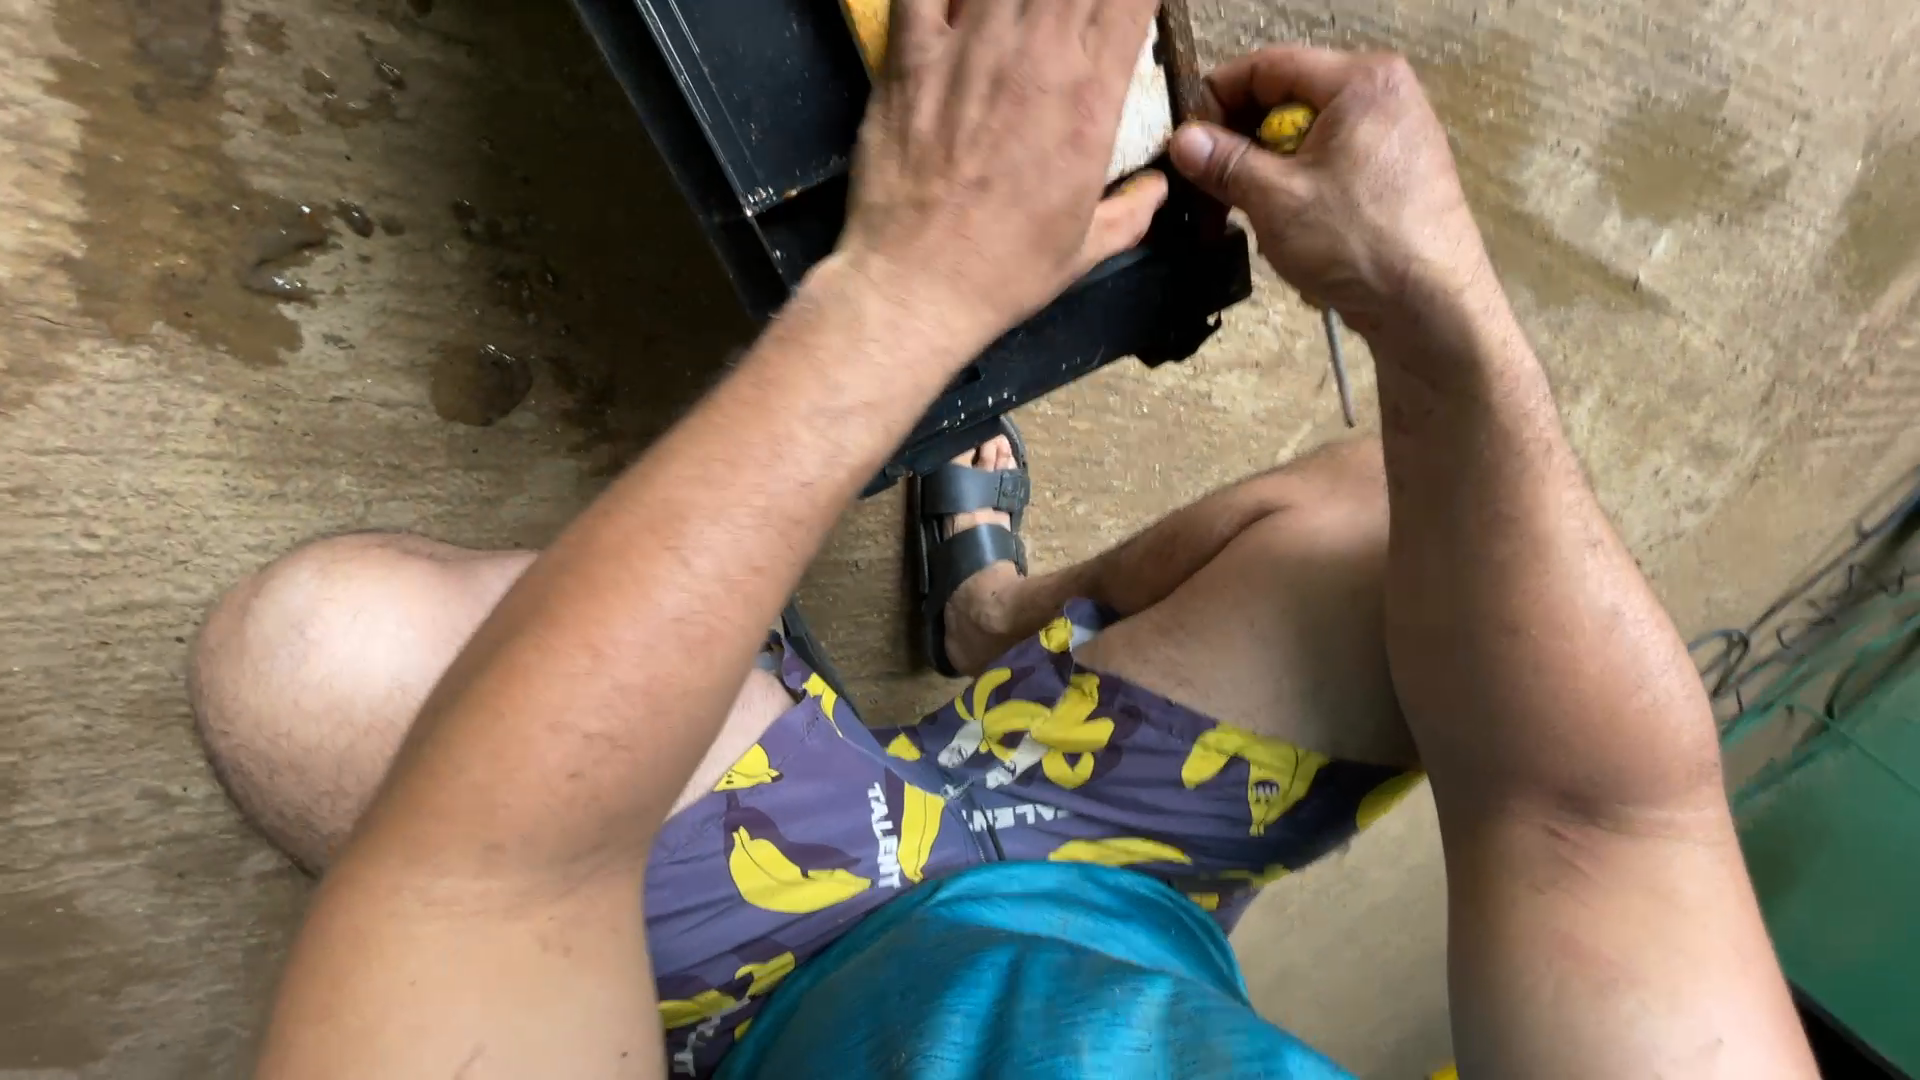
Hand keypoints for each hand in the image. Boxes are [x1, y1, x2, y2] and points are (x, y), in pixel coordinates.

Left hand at [836, 0, 1169, 350]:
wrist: (917, 286)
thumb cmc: (1004, 274)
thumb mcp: (1084, 252)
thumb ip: (1130, 212)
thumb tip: (1156, 189)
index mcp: (1090, 96)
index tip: (1123, 16)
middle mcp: (1036, 53)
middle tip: (1068, 23)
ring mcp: (968, 47)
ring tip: (1020, 20)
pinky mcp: (909, 55)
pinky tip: (961, 5)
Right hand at [1167, 47, 1493, 336]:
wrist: (1428, 301)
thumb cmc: (1356, 241)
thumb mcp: (1275, 199)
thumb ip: (1225, 163)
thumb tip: (1183, 140)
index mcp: (1359, 81)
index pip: (1267, 66)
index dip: (1216, 98)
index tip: (1185, 142)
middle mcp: (1381, 93)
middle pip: (1286, 99)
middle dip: (1240, 142)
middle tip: (1207, 185)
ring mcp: (1390, 133)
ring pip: (1303, 136)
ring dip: (1263, 170)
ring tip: (1243, 212)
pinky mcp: (1390, 171)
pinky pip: (1325, 162)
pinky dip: (1294, 186)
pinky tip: (1282, 224)